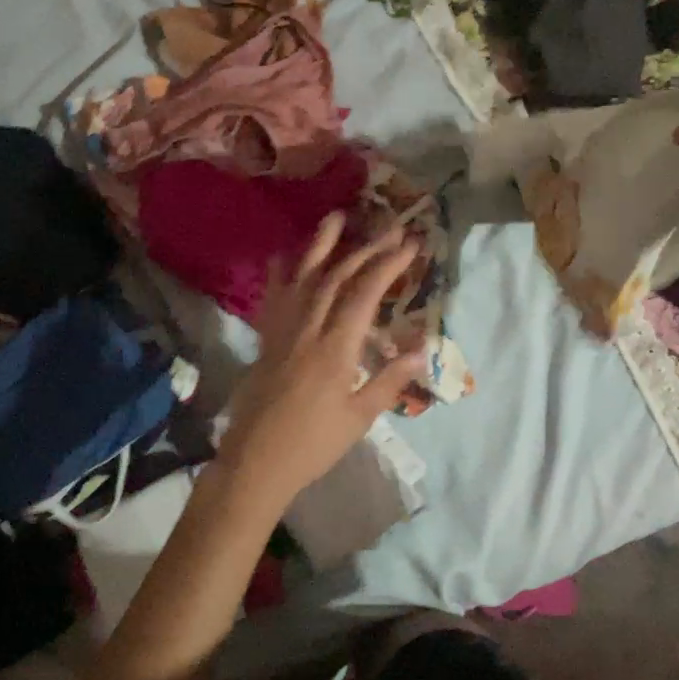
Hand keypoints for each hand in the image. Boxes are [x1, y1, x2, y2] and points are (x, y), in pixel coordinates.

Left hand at [218, 214, 427, 504]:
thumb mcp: (359, 418)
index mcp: (335, 350)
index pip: (365, 294)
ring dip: (322, 245)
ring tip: (338, 217)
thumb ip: (389, 380)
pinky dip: (282, 273)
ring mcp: (281, 332)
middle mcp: (307, 330)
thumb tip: (422, 349)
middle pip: (336, 277)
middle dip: (366, 249)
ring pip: (302, 278)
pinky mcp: (265, 340)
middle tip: (390, 228)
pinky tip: (287, 255)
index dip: (388, 265)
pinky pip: (273, 297)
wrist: (256, 461)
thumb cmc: (313, 445)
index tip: (410, 244)